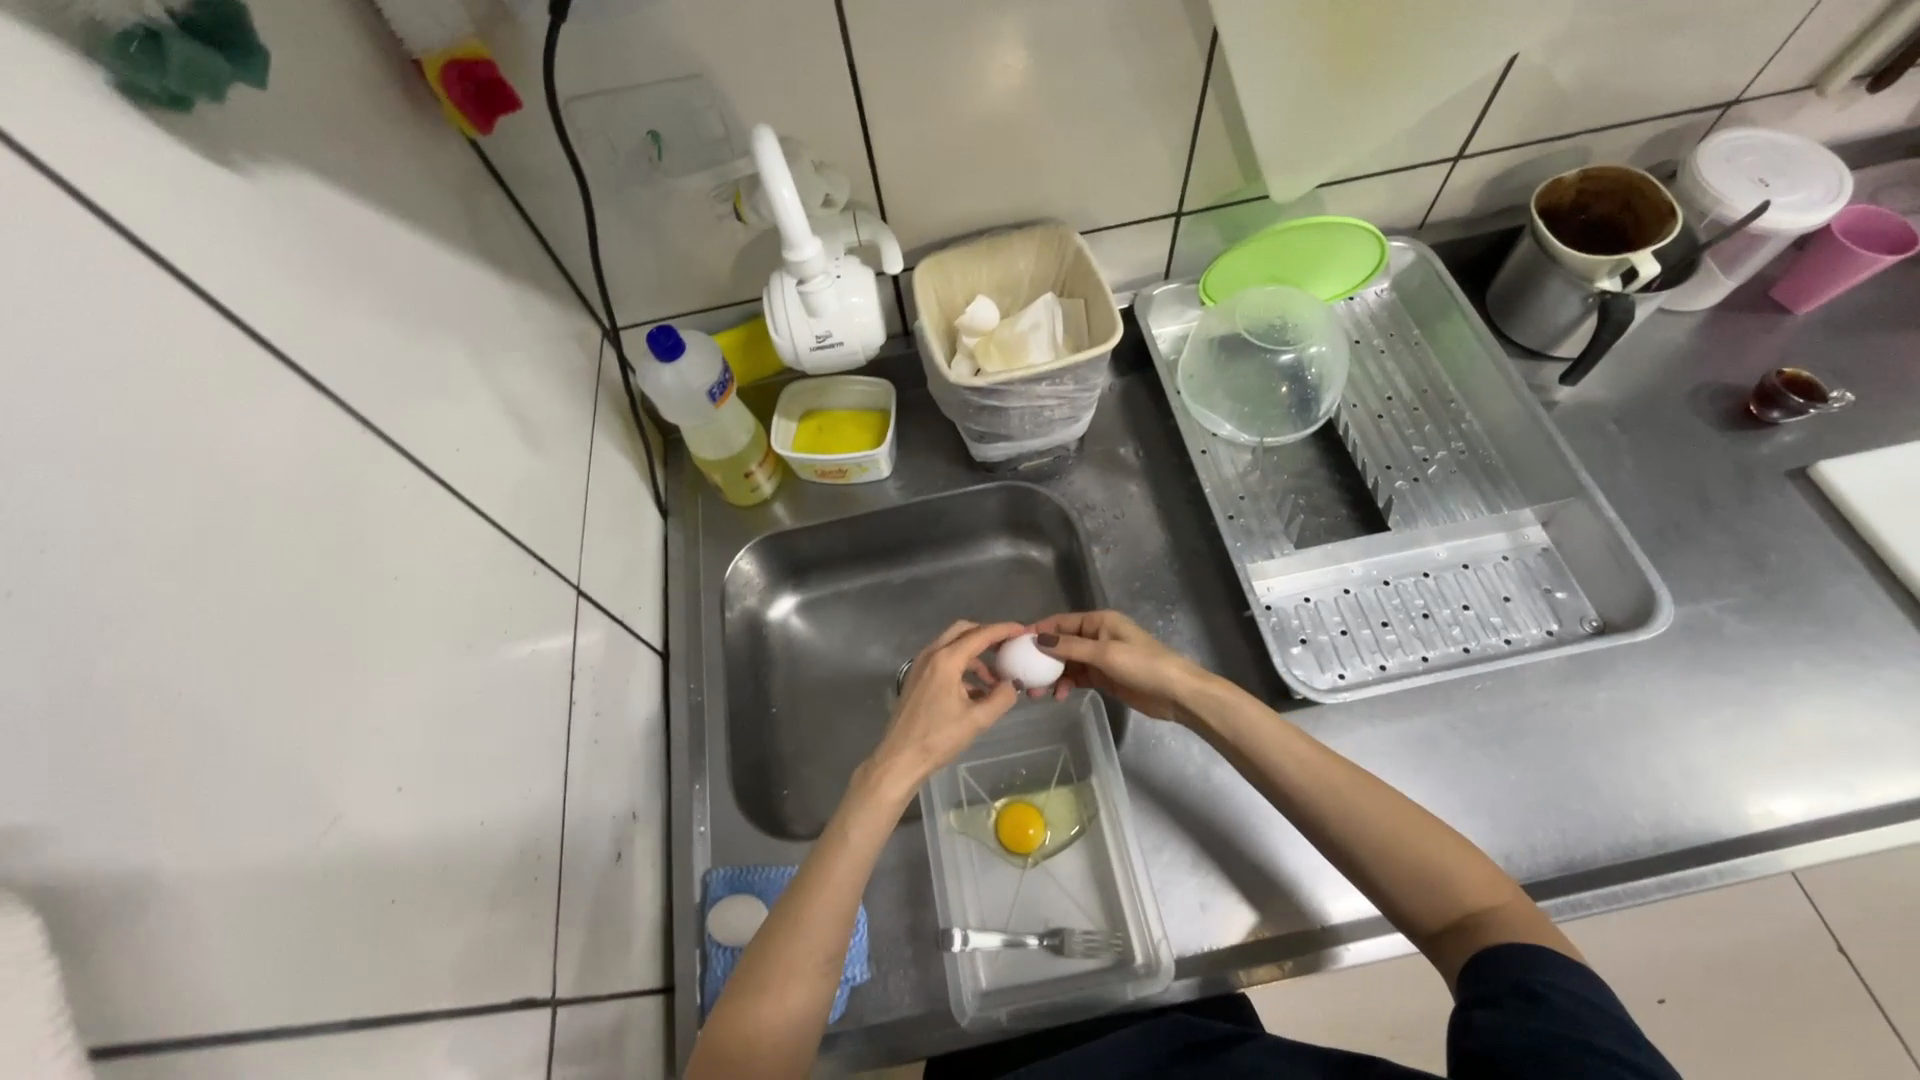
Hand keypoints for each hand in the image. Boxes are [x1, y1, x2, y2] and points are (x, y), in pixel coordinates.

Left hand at [864, 620, 1027, 797]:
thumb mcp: (977, 720)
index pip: (980, 635)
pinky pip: (943, 662)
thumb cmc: (938, 738)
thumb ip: (1001, 698)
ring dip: (975, 656)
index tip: (1022, 630)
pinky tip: (976, 692)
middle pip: (963, 631)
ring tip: (995, 681)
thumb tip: (1013, 684)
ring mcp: (920, 666)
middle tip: (1008, 646)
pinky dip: (962, 668)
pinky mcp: (917, 678)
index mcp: (946, 660)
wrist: (900, 758)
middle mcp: (931, 655)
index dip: (1003, 630)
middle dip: (987, 635)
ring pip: (952, 647)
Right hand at [1032, 610, 1211, 723]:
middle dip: (1041, 657)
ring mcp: (1100, 658)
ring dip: (1051, 675)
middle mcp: (1097, 636)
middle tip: (1021, 673)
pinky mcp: (1104, 677)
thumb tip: (1038, 640)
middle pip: (1061, 643)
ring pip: (1067, 663)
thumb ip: (1070, 647)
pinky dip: (1065, 684)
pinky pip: (1077, 677)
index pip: (1061, 622)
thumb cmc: (1143, 665)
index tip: (1015, 644)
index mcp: (1099, 621)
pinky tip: (1058, 695)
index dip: (1039, 631)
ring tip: (1036, 692)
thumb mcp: (1105, 654)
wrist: (1176, 693)